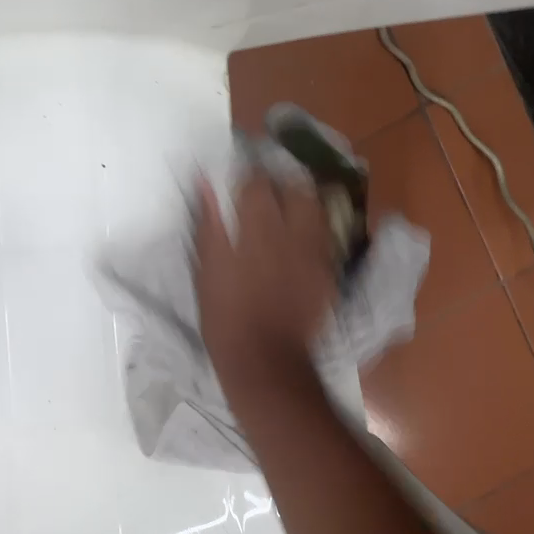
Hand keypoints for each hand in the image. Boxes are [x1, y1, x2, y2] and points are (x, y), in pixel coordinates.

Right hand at [193, 170, 338, 391]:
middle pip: (296, 188)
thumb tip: (205, 183)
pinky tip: (300, 233)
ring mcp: (315, 252)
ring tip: (287, 203)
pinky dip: (313, 226)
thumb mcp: (208, 269)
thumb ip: (210, 223)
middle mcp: (292, 234)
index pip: (257, 183)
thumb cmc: (226, 317)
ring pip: (317, 208)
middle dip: (282, 180)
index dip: (248, 172)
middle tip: (266, 185)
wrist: (266, 361)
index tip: (239, 174)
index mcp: (257, 230)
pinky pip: (325, 235)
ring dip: (302, 198)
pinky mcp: (328, 271)